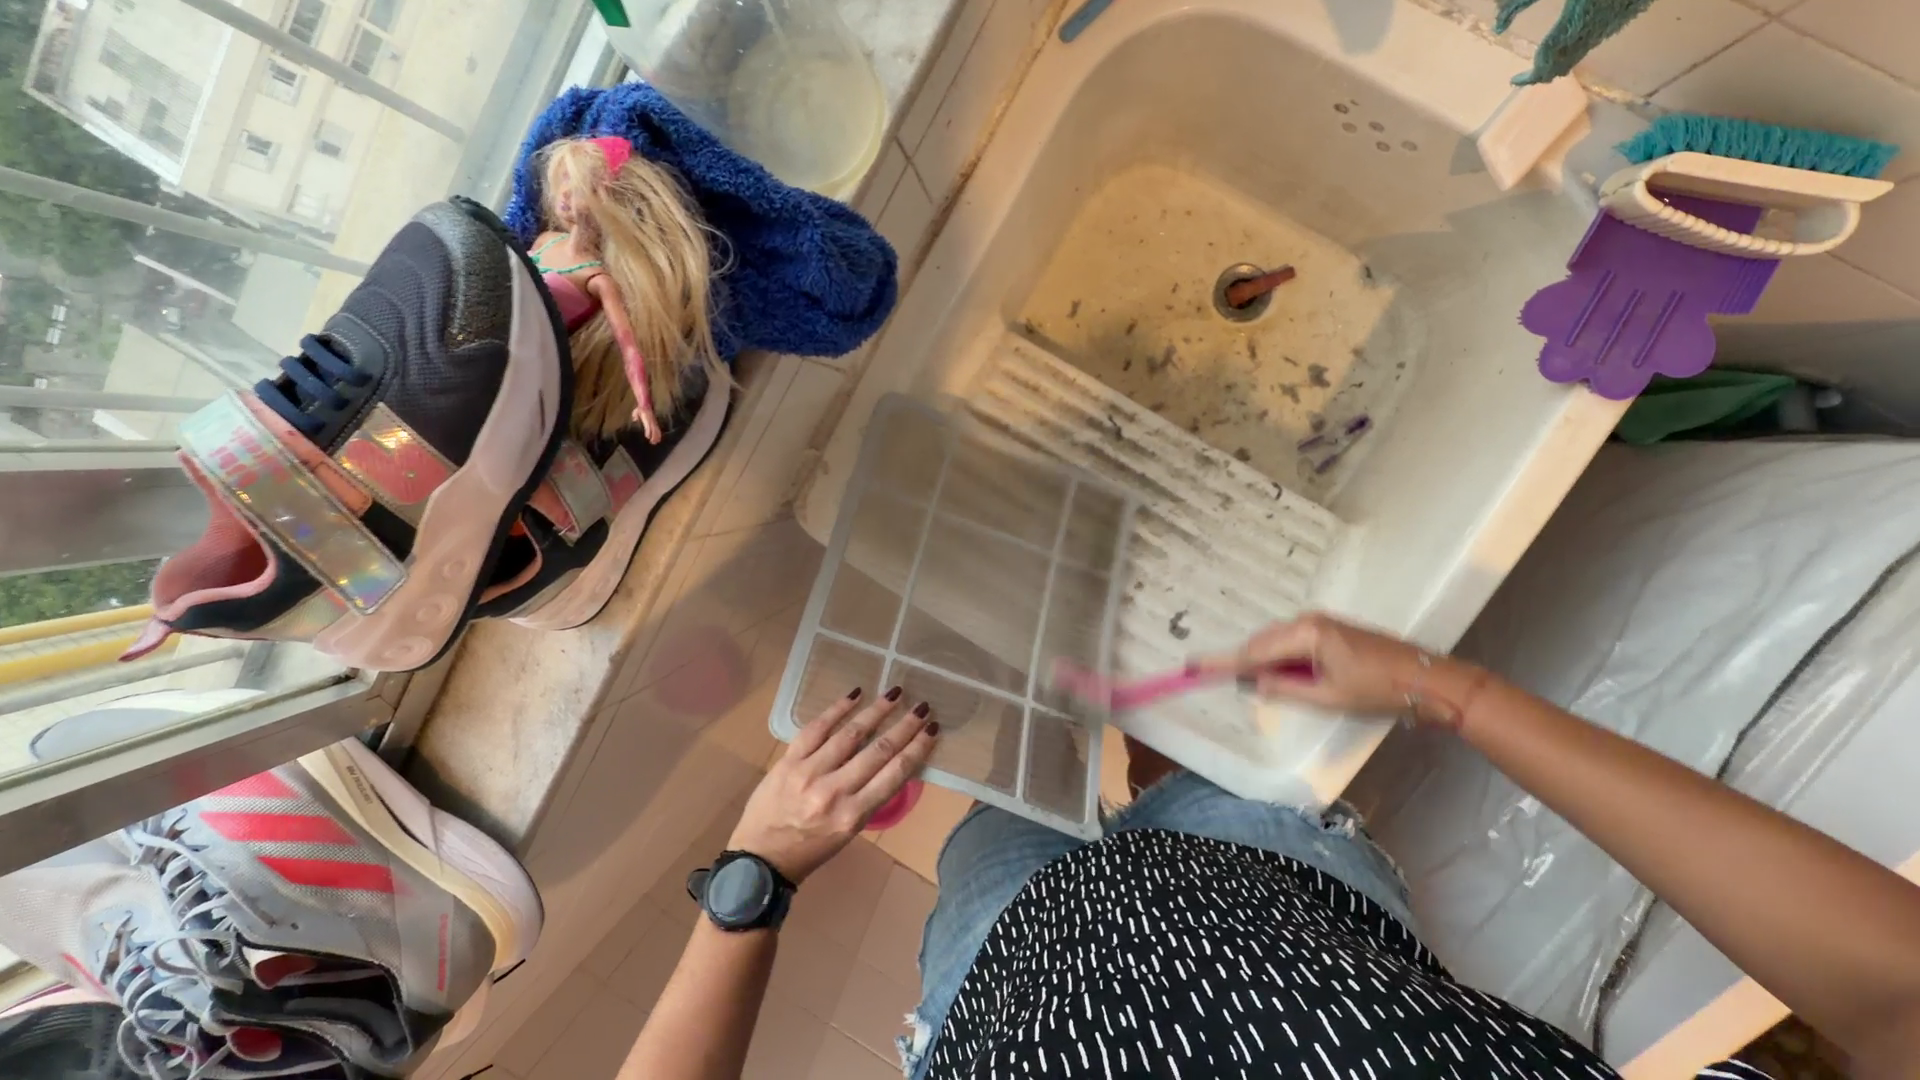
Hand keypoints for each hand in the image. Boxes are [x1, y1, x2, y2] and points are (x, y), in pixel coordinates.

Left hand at [631, 405, 663, 443]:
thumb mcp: (636, 412)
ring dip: (656, 437)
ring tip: (656, 442)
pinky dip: (659, 434)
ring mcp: (654, 422)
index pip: (648, 426)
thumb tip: (634, 419)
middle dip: (653, 436)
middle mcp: (651, 421)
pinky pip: (658, 429)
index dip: (648, 431)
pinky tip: (659, 439)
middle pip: (654, 430)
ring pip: (657, 431)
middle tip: (652, 442)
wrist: (646, 405)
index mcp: (647, 419)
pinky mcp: (655, 423)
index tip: (647, 437)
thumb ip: (636, 415)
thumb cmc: (640, 410)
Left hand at [728, 687, 937, 882]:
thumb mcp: (847, 833)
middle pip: (878, 751)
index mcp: (853, 816)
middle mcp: (834, 792)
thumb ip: (867, 799)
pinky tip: (855, 695)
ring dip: (876, 711)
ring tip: (895, 694)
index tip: (932, 730)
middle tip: (922, 708)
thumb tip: (889, 763)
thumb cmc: (809, 850)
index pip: (895, 774)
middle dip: (904, 726)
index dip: (917, 749)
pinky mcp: (788, 761)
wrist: (759, 859)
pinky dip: (837, 709)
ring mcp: (809, 773)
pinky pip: (816, 729)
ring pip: (850, 735)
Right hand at [1195, 612, 1487, 727]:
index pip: (1255, 651)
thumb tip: (1252, 684)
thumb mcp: (1328, 697)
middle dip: (1243, 661)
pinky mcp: (1331, 631)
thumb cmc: (1379, 690)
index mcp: (1307, 633)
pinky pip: (1293, 642)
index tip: (1194, 665)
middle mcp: (1309, 620)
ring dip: (1264, 662)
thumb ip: (1285, 689)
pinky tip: (1282, 675)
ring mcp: (1321, 623)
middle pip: (1262, 642)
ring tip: (1254, 684)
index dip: (1224, 661)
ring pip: (1277, 642)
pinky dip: (1281, 658)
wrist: (1430, 680)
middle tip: (1217, 678)